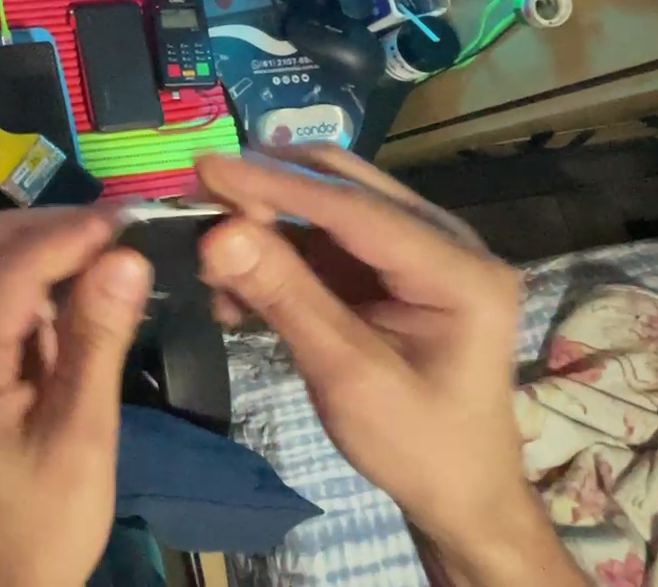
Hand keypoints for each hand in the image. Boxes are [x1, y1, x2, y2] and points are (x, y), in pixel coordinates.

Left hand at [0, 207, 152, 586]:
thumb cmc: (44, 522)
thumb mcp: (82, 435)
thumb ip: (98, 339)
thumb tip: (127, 257)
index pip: (13, 265)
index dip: (72, 232)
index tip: (132, 218)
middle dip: (59, 230)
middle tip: (127, 234)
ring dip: (50, 250)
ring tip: (113, 256)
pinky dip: (39, 280)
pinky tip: (79, 292)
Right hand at [194, 148, 584, 586]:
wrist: (458, 491)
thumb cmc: (417, 444)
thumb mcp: (348, 375)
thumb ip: (285, 297)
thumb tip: (217, 234)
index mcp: (457, 269)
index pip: (350, 206)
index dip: (273, 183)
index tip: (205, 166)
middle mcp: (439, 239)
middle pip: (338, 183)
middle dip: (264, 189)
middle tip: (199, 204)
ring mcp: (410, 246)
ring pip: (318, 202)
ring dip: (260, 223)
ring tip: (214, 266)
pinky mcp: (381, 262)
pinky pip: (313, 234)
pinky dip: (270, 250)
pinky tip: (238, 290)